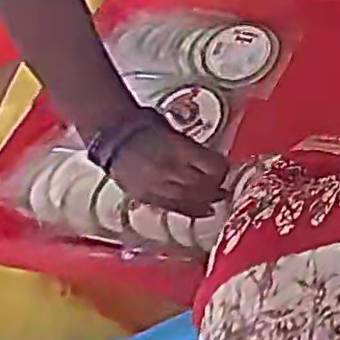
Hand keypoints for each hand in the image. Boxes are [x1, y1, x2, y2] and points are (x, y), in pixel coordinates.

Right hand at [110, 119, 229, 216]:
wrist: (113, 135)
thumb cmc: (149, 129)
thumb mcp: (180, 135)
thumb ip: (197, 151)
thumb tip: (216, 164)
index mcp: (181, 151)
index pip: (213, 167)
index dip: (223, 170)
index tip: (226, 170)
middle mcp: (170, 170)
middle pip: (202, 186)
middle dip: (216, 189)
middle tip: (224, 189)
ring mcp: (155, 185)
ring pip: (188, 200)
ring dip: (205, 202)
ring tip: (215, 202)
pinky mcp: (143, 196)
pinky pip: (171, 207)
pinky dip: (188, 210)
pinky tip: (200, 211)